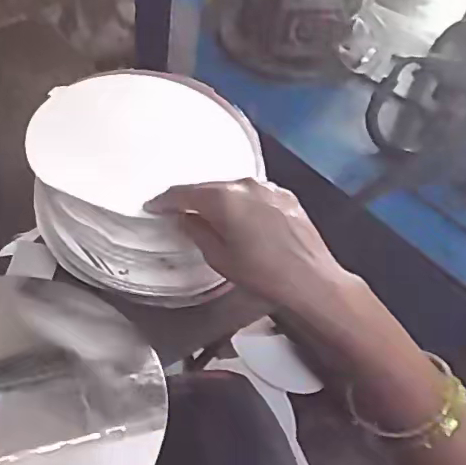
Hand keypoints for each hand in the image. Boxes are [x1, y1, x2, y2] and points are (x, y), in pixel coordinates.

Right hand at [148, 179, 358, 311]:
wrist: (312, 280)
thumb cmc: (262, 273)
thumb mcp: (219, 257)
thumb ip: (197, 231)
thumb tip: (186, 217)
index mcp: (223, 198)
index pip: (183, 193)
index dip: (164, 201)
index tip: (153, 207)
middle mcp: (245, 185)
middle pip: (209, 187)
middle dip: (191, 199)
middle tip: (176, 211)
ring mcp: (268, 188)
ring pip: (233, 189)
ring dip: (218, 200)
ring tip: (208, 216)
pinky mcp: (286, 197)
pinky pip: (254, 195)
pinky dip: (241, 203)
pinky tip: (240, 218)